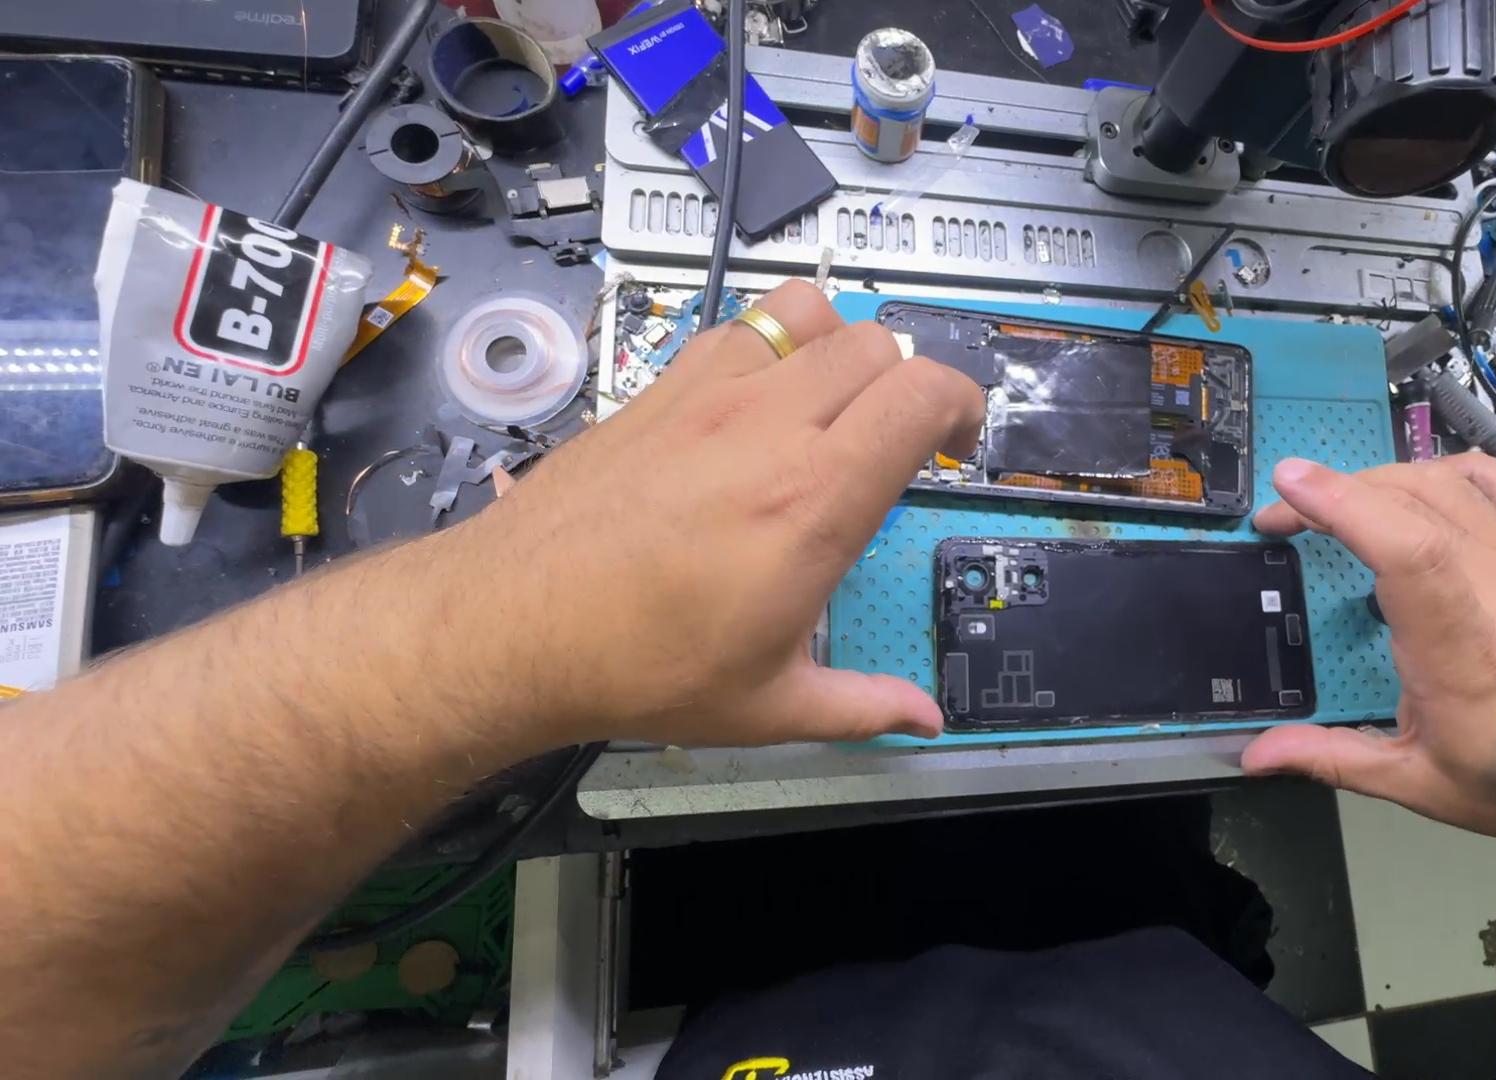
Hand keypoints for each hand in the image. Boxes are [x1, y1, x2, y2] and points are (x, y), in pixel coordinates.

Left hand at [436, 280, 983, 750]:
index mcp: (817, 501)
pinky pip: (743, 326)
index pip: (921, 395)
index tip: (956, 449)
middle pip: (878, 345)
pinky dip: (778, 344)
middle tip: (902, 442)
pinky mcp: (662, 386)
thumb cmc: (647, 668)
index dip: (962, 405)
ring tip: (836, 407)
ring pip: (811, 313)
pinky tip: (763, 402)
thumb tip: (927, 721)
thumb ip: (866, 707)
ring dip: (846, 351)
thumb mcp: (773, 707)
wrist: (509, 626)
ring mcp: (711, 394)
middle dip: (912, 385)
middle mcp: (771, 427)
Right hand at [1241, 455, 1495, 877]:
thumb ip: (1331, 759)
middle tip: (1274, 522)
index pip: (1411, 554)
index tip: (1288, 483)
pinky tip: (1412, 485)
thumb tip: (1251, 756)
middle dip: (1331, 495)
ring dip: (1373, 481)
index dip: (1345, 505)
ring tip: (1325, 506)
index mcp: (1468, 655)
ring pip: (1445, 486)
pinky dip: (1445, 470)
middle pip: (1413, 503)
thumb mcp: (1422, 786)